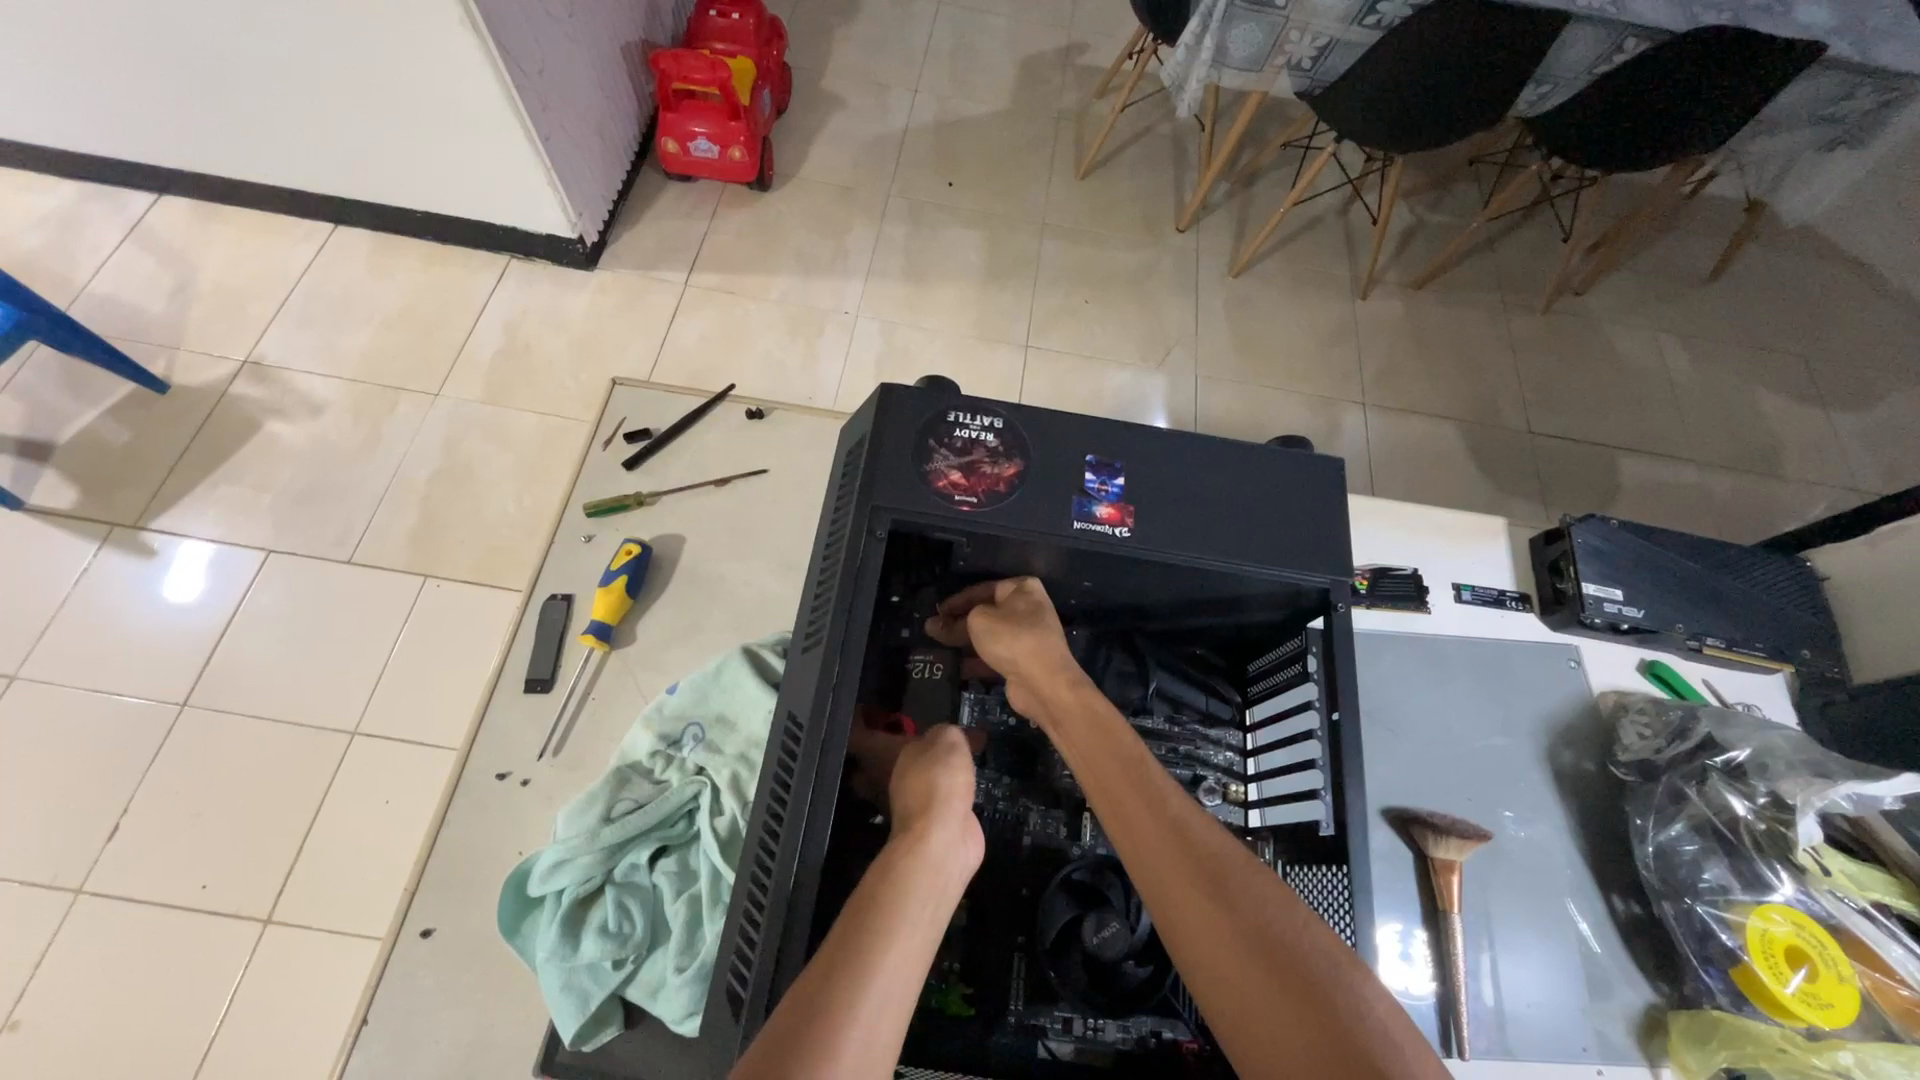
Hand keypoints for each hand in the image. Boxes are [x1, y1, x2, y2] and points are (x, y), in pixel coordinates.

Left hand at [884, 725, 983, 869]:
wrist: (942, 838)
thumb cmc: (941, 781)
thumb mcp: (948, 740)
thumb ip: (949, 732)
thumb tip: (951, 734)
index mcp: (907, 757)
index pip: (924, 740)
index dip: (944, 736)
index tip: (965, 734)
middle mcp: (911, 781)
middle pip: (932, 764)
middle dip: (949, 759)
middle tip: (976, 749)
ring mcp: (925, 808)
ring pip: (943, 786)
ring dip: (957, 781)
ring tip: (980, 770)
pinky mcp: (942, 828)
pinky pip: (955, 806)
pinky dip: (965, 801)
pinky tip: (980, 796)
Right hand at [925, 578, 1089, 724]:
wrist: (1045, 682)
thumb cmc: (1012, 638)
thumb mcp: (978, 621)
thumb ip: (954, 622)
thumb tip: (934, 625)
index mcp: (1022, 589)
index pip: (982, 589)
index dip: (957, 600)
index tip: (936, 612)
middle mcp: (1028, 609)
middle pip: (986, 613)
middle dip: (958, 623)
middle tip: (932, 631)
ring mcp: (1028, 637)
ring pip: (989, 636)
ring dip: (964, 643)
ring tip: (937, 649)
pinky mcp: (1024, 662)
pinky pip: (995, 657)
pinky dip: (976, 661)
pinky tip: (954, 668)